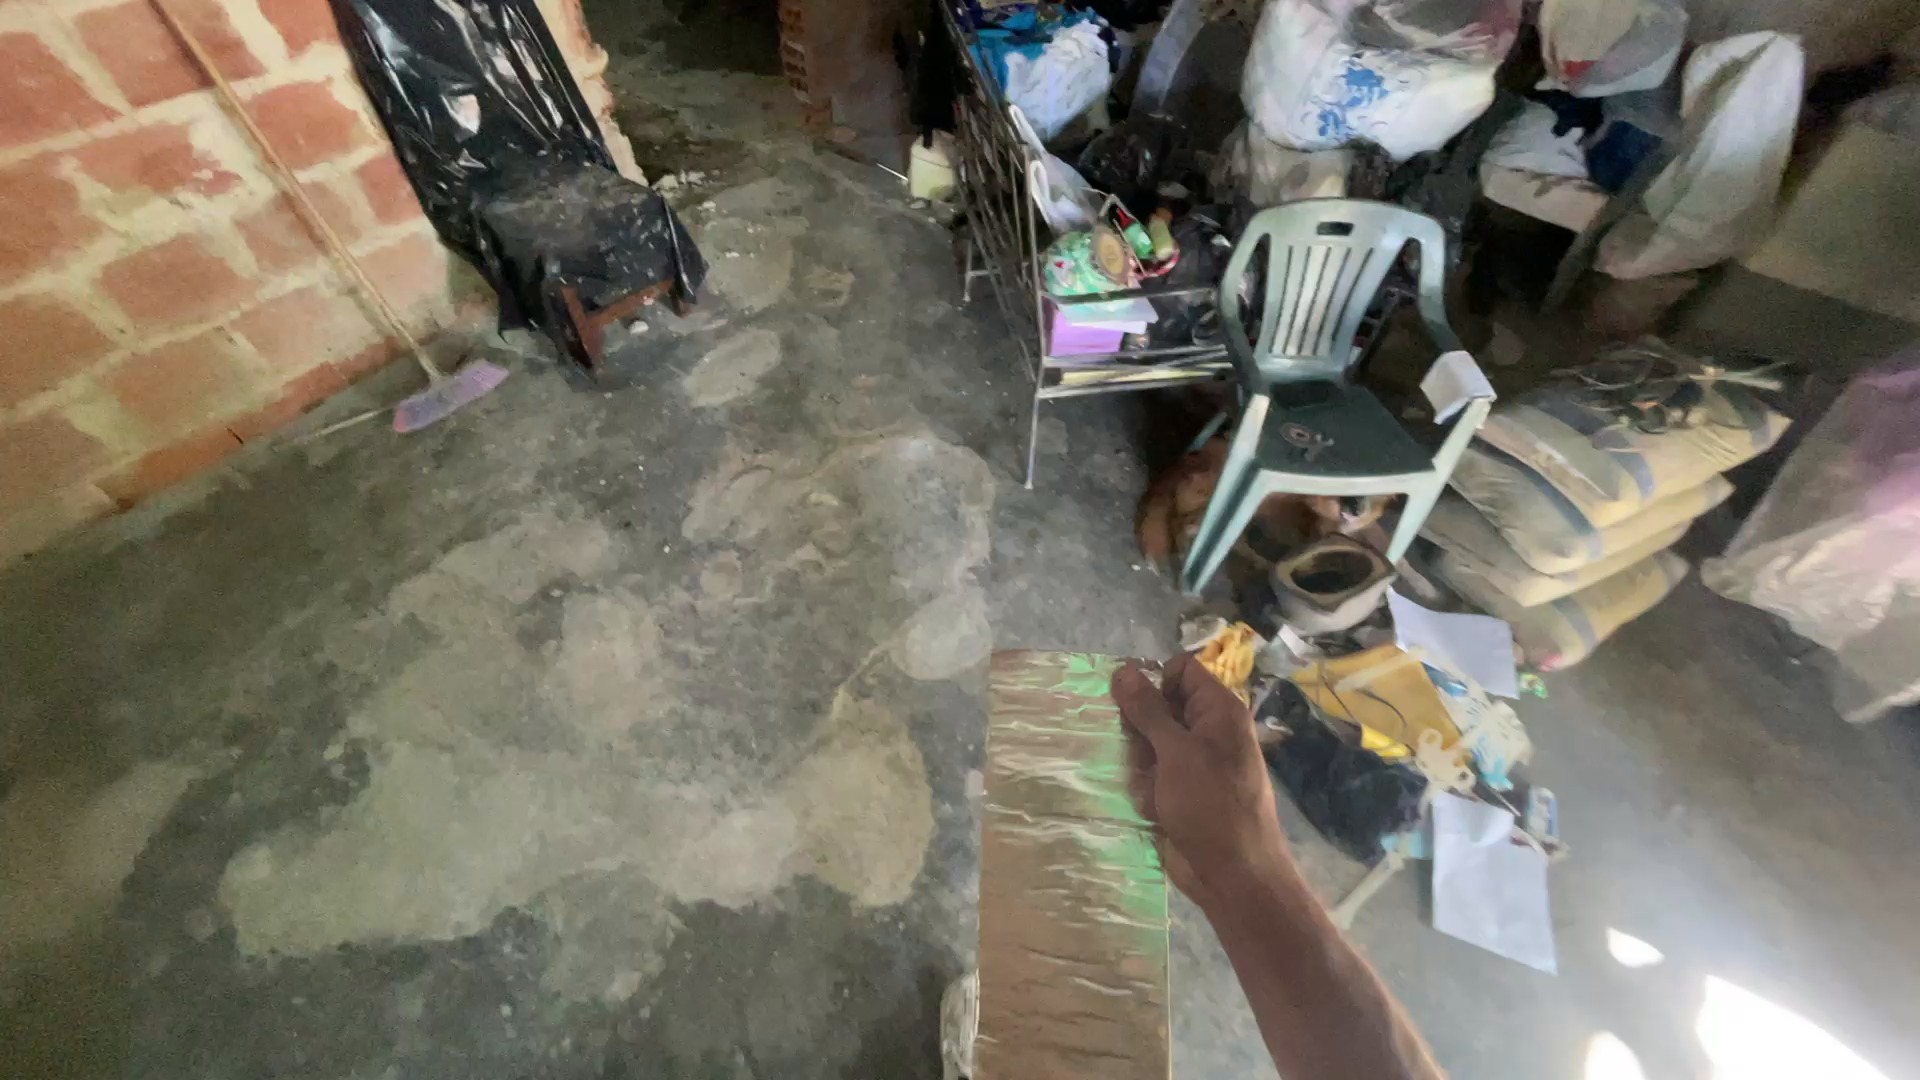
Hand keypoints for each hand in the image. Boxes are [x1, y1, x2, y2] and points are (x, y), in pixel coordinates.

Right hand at [1112, 653, 1291, 908]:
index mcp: (1218, 710)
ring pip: (1148, 741)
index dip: (1155, 681)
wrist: (1234, 876)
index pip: (1179, 670)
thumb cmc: (1211, 805)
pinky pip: (1151, 771)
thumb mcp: (1176, 751)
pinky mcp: (1181, 789)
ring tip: (1149, 786)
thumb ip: (1147, 709)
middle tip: (1142, 753)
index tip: (1136, 707)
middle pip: (1159, 705)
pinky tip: (1152, 806)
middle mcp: (1208, 730)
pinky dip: (1146, 786)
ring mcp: (1194, 761)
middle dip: (1141, 729)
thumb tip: (1123, 669)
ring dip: (1141, 762)